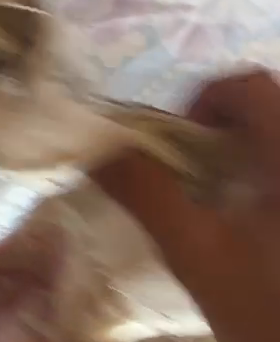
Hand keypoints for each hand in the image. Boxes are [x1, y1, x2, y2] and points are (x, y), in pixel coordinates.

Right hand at [95, 69, 279, 341]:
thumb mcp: (199, 256)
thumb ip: (144, 190)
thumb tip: (82, 141)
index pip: (249, 85)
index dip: (205, 101)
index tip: (180, 147)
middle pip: (269, 116)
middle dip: (226, 139)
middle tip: (199, 184)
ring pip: (276, 153)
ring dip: (252, 167)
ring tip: (233, 216)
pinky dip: (268, 194)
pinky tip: (264, 241)